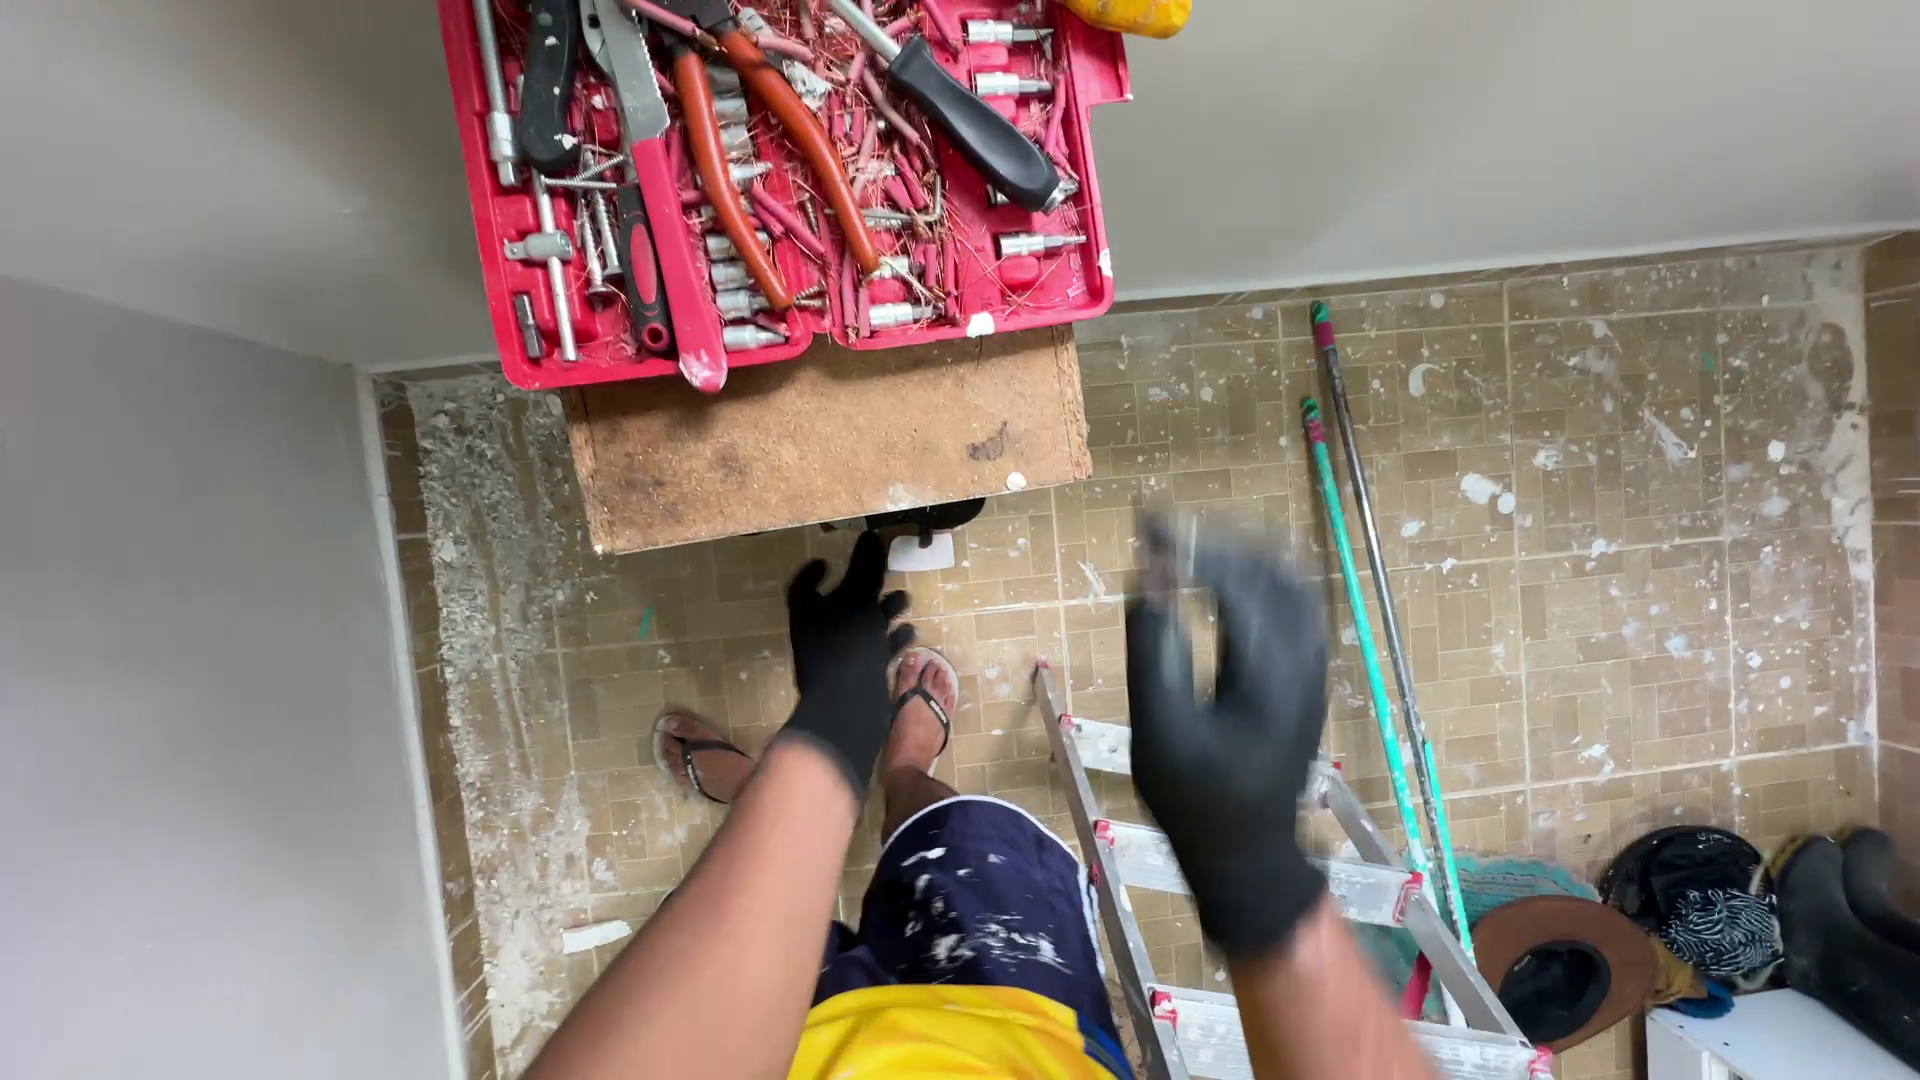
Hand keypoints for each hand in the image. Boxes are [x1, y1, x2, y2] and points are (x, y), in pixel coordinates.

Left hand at [777, 531, 914, 795]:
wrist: (847, 709)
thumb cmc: (847, 649)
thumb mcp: (856, 602)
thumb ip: (864, 570)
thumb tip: (868, 537)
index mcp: (810, 615)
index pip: (803, 589)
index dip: (811, 575)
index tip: (826, 562)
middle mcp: (822, 635)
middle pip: (841, 604)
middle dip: (864, 586)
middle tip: (884, 570)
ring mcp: (841, 658)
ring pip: (864, 627)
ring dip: (885, 612)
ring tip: (904, 599)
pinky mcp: (861, 676)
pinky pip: (878, 652)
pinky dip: (893, 641)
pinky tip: (909, 632)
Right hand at [1125, 515, 1328, 956]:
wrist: (1247, 850)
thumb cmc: (1193, 798)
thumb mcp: (1157, 730)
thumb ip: (1151, 650)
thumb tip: (1146, 575)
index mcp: (1267, 675)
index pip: (1235, 582)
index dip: (1189, 546)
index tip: (1144, 526)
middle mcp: (1303, 660)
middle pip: (1269, 569)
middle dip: (1211, 536)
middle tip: (1158, 524)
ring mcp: (1314, 666)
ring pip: (1291, 579)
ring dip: (1240, 548)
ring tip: (1189, 535)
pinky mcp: (1309, 673)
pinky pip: (1296, 600)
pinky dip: (1259, 570)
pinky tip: (1228, 567)